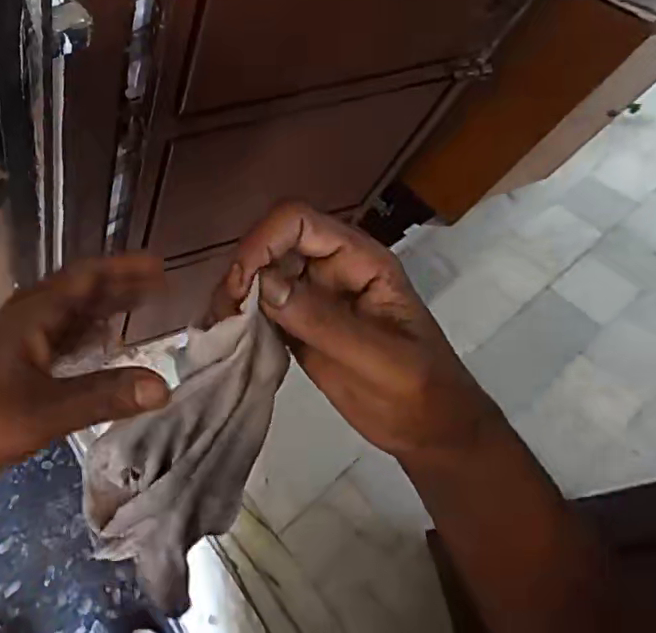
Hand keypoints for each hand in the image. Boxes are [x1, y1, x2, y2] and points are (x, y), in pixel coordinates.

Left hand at [0, 255, 172, 495]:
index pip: (86, 277)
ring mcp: (17, 339)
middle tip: (158, 282)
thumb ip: (103, 396)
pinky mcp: (13, 362)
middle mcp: (27, 316)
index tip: (158, 264)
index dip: (122, 269)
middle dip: (118, 285)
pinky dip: (84, 336)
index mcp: (34, 313)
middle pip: (80, 291)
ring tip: (138, 305)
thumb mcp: (46, 411)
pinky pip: (58, 337)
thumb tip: (162, 385)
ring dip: (102, 308)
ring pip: (69, 314)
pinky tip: (100, 346)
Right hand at [214, 202, 503, 460]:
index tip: (242, 282)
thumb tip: (264, 284)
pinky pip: (257, 301)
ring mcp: (310, 291)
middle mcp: (328, 265)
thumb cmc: (421, 393)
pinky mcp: (294, 318)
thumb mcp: (381, 360)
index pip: (298, 221)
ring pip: (257, 269)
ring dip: (235, 291)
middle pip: (270, 240)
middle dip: (243, 267)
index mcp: (358, 259)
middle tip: (228, 310)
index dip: (264, 239)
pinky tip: (227, 334)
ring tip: (224, 325)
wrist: (432, 434)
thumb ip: (324, 322)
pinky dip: (237, 313)